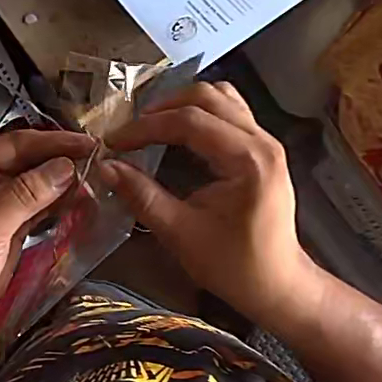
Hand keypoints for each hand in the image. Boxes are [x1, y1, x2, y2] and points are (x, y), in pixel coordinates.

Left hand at [0, 128, 96, 326]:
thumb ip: (24, 195)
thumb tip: (64, 167)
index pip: (17, 144)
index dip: (54, 142)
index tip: (88, 144)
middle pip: (31, 160)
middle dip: (63, 160)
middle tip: (101, 161)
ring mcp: (0, 203)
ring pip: (39, 183)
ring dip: (66, 183)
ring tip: (99, 180)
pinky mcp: (12, 226)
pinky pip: (41, 207)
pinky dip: (61, 204)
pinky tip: (83, 202)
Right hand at [102, 81, 329, 333]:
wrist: (276, 285)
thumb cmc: (232, 265)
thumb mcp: (180, 233)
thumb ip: (142, 196)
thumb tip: (105, 168)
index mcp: (248, 160)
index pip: (190, 122)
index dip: (145, 128)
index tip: (114, 142)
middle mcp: (262, 142)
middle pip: (207, 97)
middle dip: (161, 109)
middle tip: (129, 132)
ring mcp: (265, 142)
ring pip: (220, 98)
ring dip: (181, 105)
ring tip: (149, 127)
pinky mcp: (261, 149)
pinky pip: (229, 112)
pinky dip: (199, 114)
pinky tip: (176, 133)